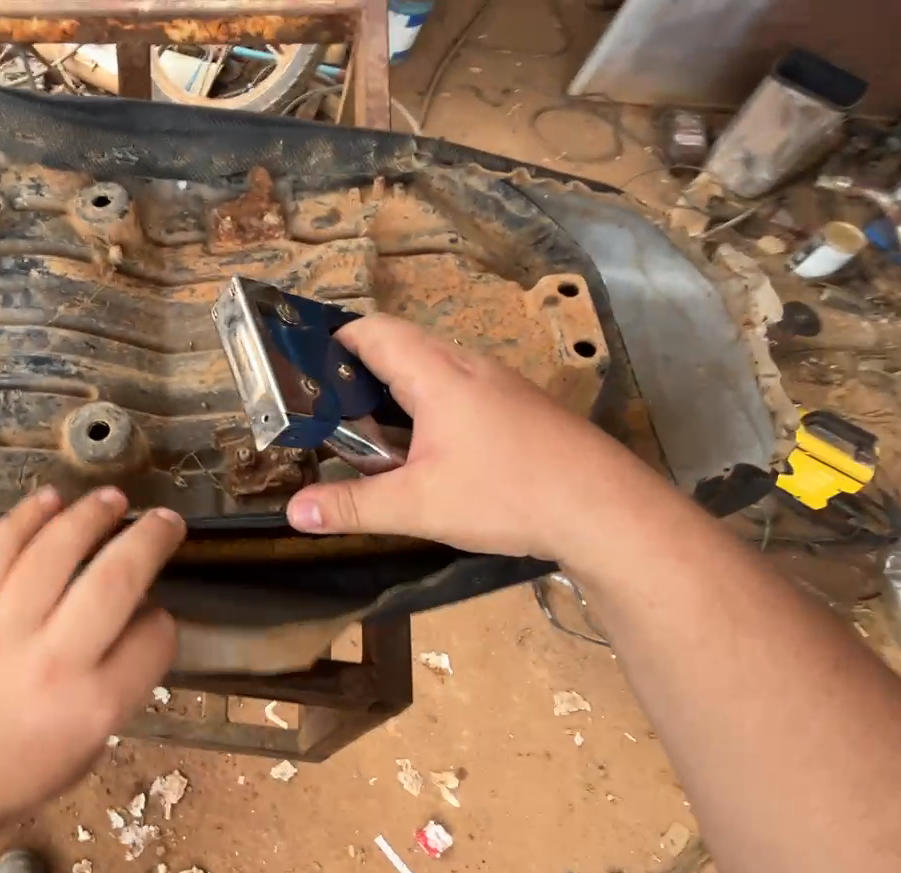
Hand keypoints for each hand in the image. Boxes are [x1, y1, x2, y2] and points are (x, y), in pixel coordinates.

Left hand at [0, 487, 183, 834]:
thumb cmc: (26, 769)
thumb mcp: (94, 743)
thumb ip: (122, 680)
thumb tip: (139, 612)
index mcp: (95, 705)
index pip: (154, 637)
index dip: (165, 619)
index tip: (158, 610)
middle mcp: (54, 662)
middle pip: (114, 581)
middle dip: (149, 540)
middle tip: (166, 520)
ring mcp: (3, 631)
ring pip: (54, 553)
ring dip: (90, 516)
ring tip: (112, 498)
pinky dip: (25, 518)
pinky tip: (51, 499)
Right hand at [285, 314, 663, 563]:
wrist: (606, 509)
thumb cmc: (508, 494)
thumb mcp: (417, 506)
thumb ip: (351, 506)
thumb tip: (294, 512)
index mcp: (438, 375)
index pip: (374, 332)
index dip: (333, 340)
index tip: (302, 367)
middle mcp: (468, 367)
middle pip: (400, 347)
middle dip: (355, 372)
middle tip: (322, 410)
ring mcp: (497, 386)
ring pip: (429, 371)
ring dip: (391, 393)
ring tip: (363, 434)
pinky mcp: (516, 409)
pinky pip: (455, 391)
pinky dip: (423, 409)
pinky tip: (420, 453)